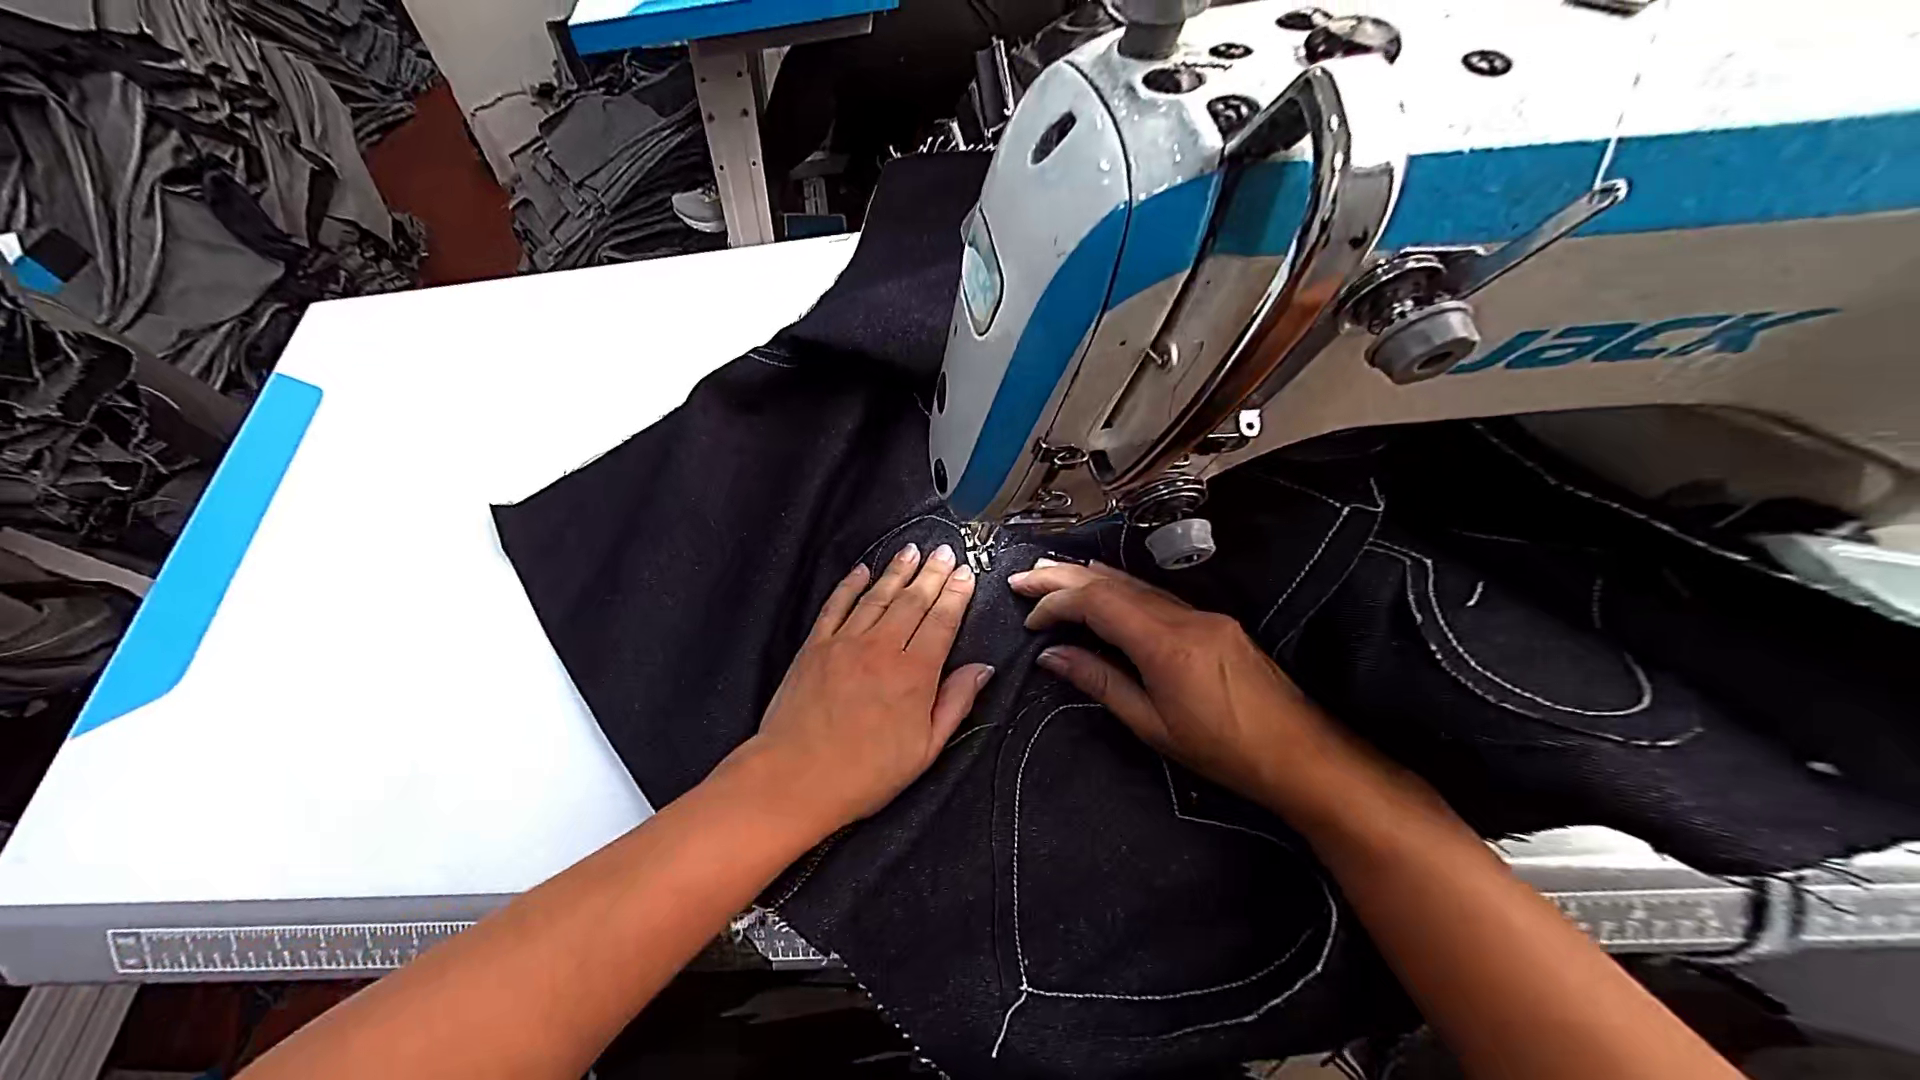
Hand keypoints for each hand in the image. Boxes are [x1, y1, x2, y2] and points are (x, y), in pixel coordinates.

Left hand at [731, 543, 994, 834]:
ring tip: (912, 551)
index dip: (956, 594)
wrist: (795, 777)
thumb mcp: (925, 749)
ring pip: (877, 596)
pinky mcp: (815, 647)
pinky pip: (836, 605)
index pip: (942, 621)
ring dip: (897, 571)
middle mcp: (882, 649)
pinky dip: (850, 585)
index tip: (964, 574)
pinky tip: (861, 571)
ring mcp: (846, 643)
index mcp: (914, 674)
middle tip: (943, 552)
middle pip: (913, 600)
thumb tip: (981, 671)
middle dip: (932, 573)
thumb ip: (956, 703)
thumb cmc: (863, 773)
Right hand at [1007, 559, 1339, 811]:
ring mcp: (1202, 616)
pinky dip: (1121, 589)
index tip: (1031, 617)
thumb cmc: (1227, 751)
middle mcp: (1185, 618)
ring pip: (1135, 584)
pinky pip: (1156, 596)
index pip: (1097, 603)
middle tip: (1026, 577)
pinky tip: (1105, 587)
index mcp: (1166, 644)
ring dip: (1090, 578)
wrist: (1300, 753)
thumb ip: (1100, 681)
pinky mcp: (1213, 623)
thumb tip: (1055, 656)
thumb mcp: (1152, 725)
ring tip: (1053, 573)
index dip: (1057, 603)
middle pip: (1112, 584)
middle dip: (1063, 577)